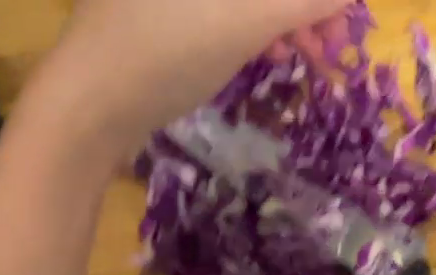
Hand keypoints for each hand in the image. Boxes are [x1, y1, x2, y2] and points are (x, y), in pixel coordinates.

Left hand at [23, 0, 353, 162]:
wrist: (90, 104)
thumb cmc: (167, 51)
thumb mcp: (246, 21)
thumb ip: (303, 1)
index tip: (346, 20)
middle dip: (303, 6)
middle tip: (333, 48)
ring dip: (285, 19)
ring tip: (308, 57)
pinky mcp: (163, 12)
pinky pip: (226, 9)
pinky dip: (256, 26)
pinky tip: (271, 52)